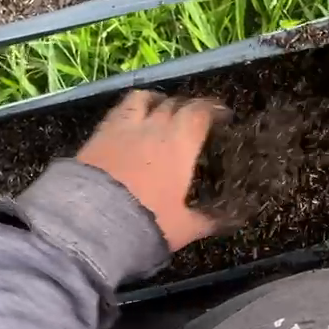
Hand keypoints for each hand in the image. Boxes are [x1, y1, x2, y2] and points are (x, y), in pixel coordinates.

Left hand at [76, 90, 222, 251]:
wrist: (94, 222)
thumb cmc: (149, 223)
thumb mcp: (184, 228)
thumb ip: (209, 220)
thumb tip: (234, 220)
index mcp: (180, 145)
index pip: (201, 114)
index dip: (214, 110)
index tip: (222, 115)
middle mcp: (154, 127)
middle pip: (174, 104)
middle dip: (188, 107)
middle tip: (194, 118)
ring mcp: (124, 127)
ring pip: (144, 100)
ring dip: (156, 101)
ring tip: (159, 108)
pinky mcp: (99, 134)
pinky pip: (118, 111)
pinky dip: (129, 111)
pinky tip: (129, 121)